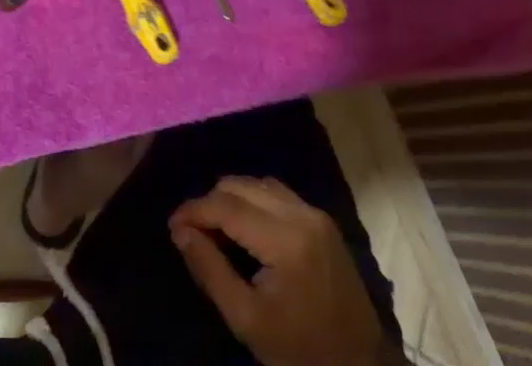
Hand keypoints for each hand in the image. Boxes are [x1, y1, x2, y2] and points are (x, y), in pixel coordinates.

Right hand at [170, 176, 388, 365]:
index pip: (225, 206)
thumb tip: (180, 231)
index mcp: (285, 241)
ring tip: (215, 229)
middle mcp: (303, 216)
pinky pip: (279, 194)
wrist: (359, 365)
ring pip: (259, 184)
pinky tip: (244, 226)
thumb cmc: (298, 348)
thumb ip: (209, 269)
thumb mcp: (245, 318)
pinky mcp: (324, 223)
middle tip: (192, 232)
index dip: (192, 211)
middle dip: (210, 203)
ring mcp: (317, 216)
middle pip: (241, 186)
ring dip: (232, 199)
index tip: (172, 227)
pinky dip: (254, 201)